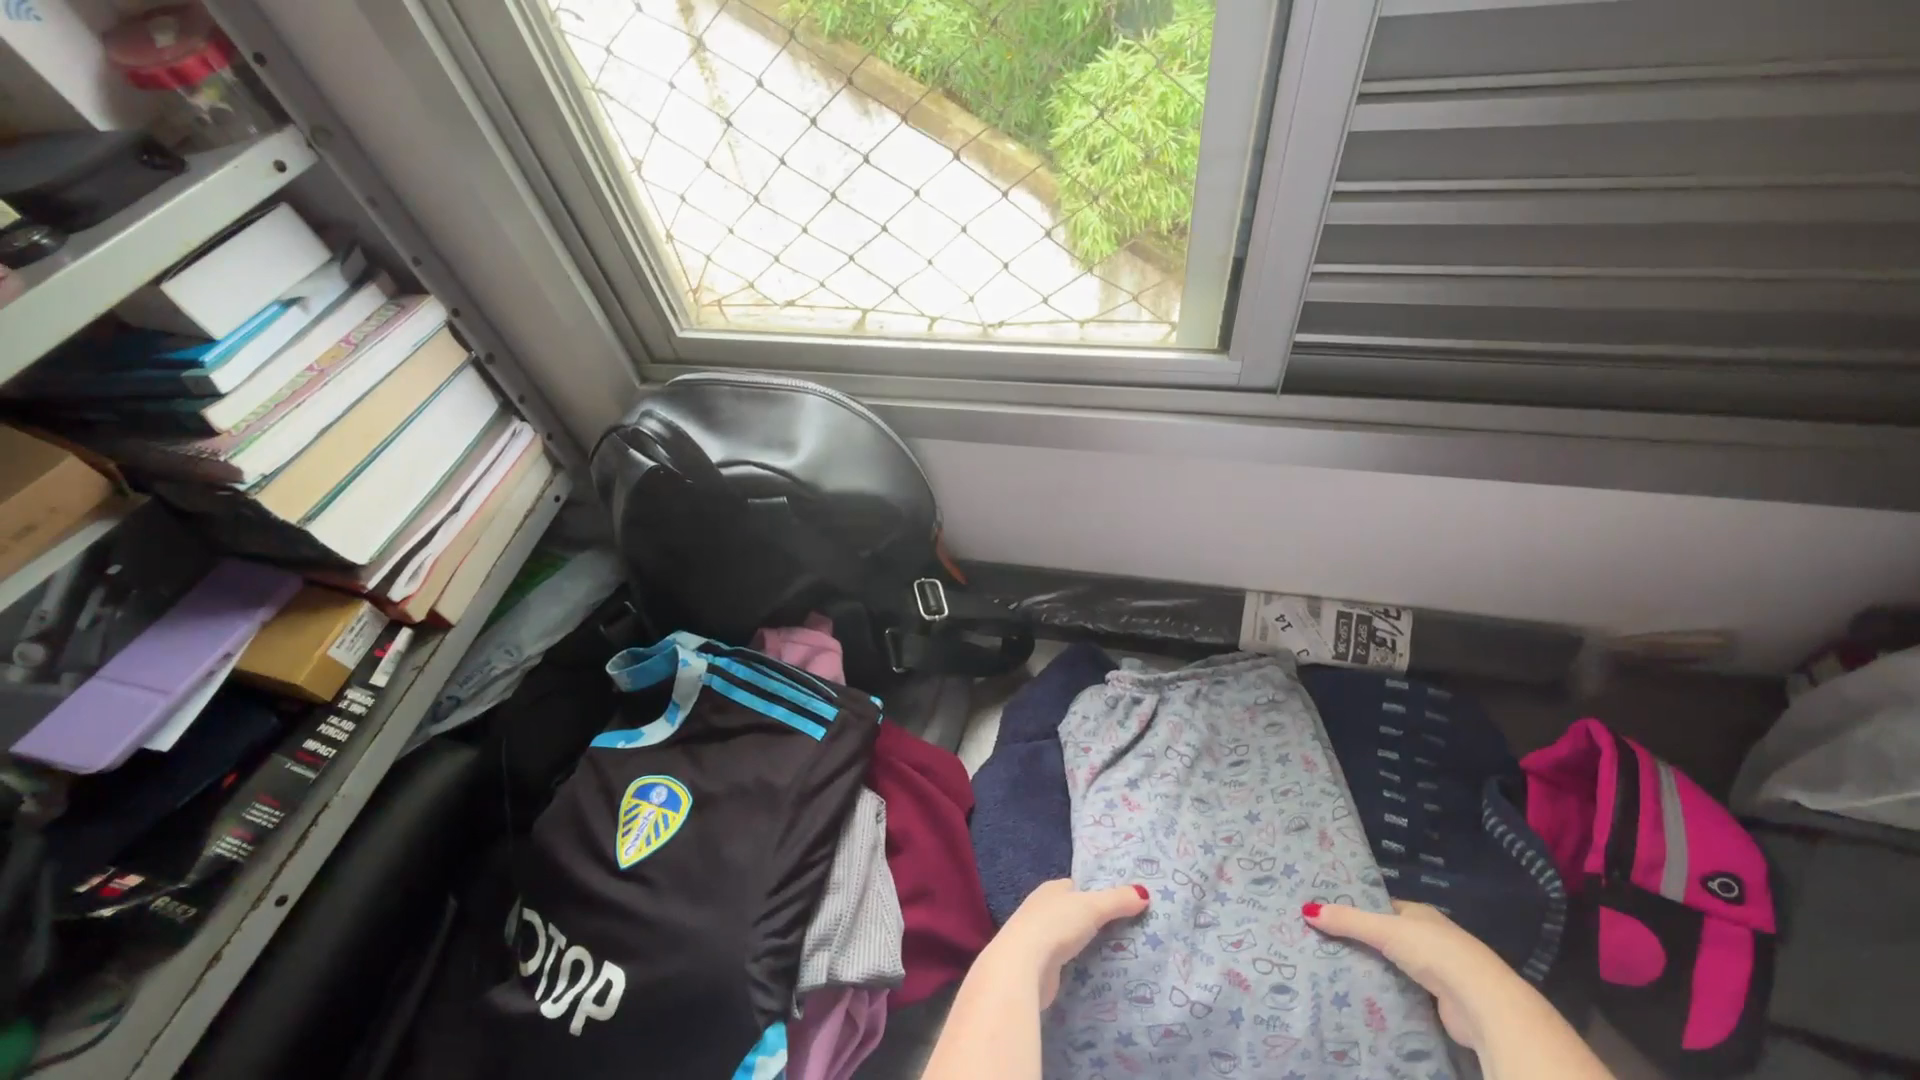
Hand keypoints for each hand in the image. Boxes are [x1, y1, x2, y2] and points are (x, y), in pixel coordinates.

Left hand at [990, 880, 1149, 1006]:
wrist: (1022, 966)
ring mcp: (1038, 939)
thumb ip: (1118, 899)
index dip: (1096, 893)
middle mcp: (1041, 910)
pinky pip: (1066, 962)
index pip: (1077, 887)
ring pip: (1070, 938)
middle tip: (1126, 932)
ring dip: (1086, 945)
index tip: (1120, 905)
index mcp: (1050, 890)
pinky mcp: (1039, 966)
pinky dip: (1079, 965)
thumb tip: (1144, 893)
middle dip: (1093, 921)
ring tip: (1118, 953)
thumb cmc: (1055, 925)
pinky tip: (1096, 972)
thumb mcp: (1093, 906)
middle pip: (1073, 913)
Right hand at [1305, 900, 1528, 1050]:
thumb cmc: (1435, 953)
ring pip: (1393, 966)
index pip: (1381, 908)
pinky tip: (1360, 997)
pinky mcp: (1437, 1002)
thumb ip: (1348, 921)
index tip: (1325, 916)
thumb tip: (1305, 909)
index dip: (1355, 910)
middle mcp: (1429, 939)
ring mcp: (1436, 971)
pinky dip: (1385, 993)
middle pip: (1385, 938)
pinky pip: (1402, 992)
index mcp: (1419, 914)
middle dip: (1359, 943)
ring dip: (1371, 970)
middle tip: (1320, 946)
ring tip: (1331, 971)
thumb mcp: (1385, 930)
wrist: (1482, 1003)